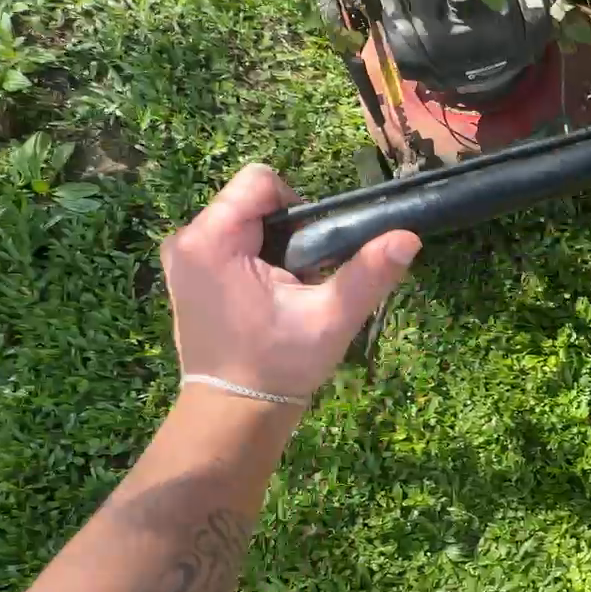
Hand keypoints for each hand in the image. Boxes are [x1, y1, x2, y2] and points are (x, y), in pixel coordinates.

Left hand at [161, 164, 419, 398]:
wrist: (235, 411)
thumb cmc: (280, 362)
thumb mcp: (332, 317)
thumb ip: (369, 273)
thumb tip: (409, 237)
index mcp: (212, 240)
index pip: (260, 180)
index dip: (298, 207)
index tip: (311, 252)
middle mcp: (186, 240)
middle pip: (251, 202)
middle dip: (287, 231)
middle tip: (302, 279)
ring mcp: (181, 259)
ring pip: (242, 222)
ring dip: (272, 247)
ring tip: (285, 291)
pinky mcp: (185, 276)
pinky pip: (228, 243)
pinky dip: (253, 260)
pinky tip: (265, 298)